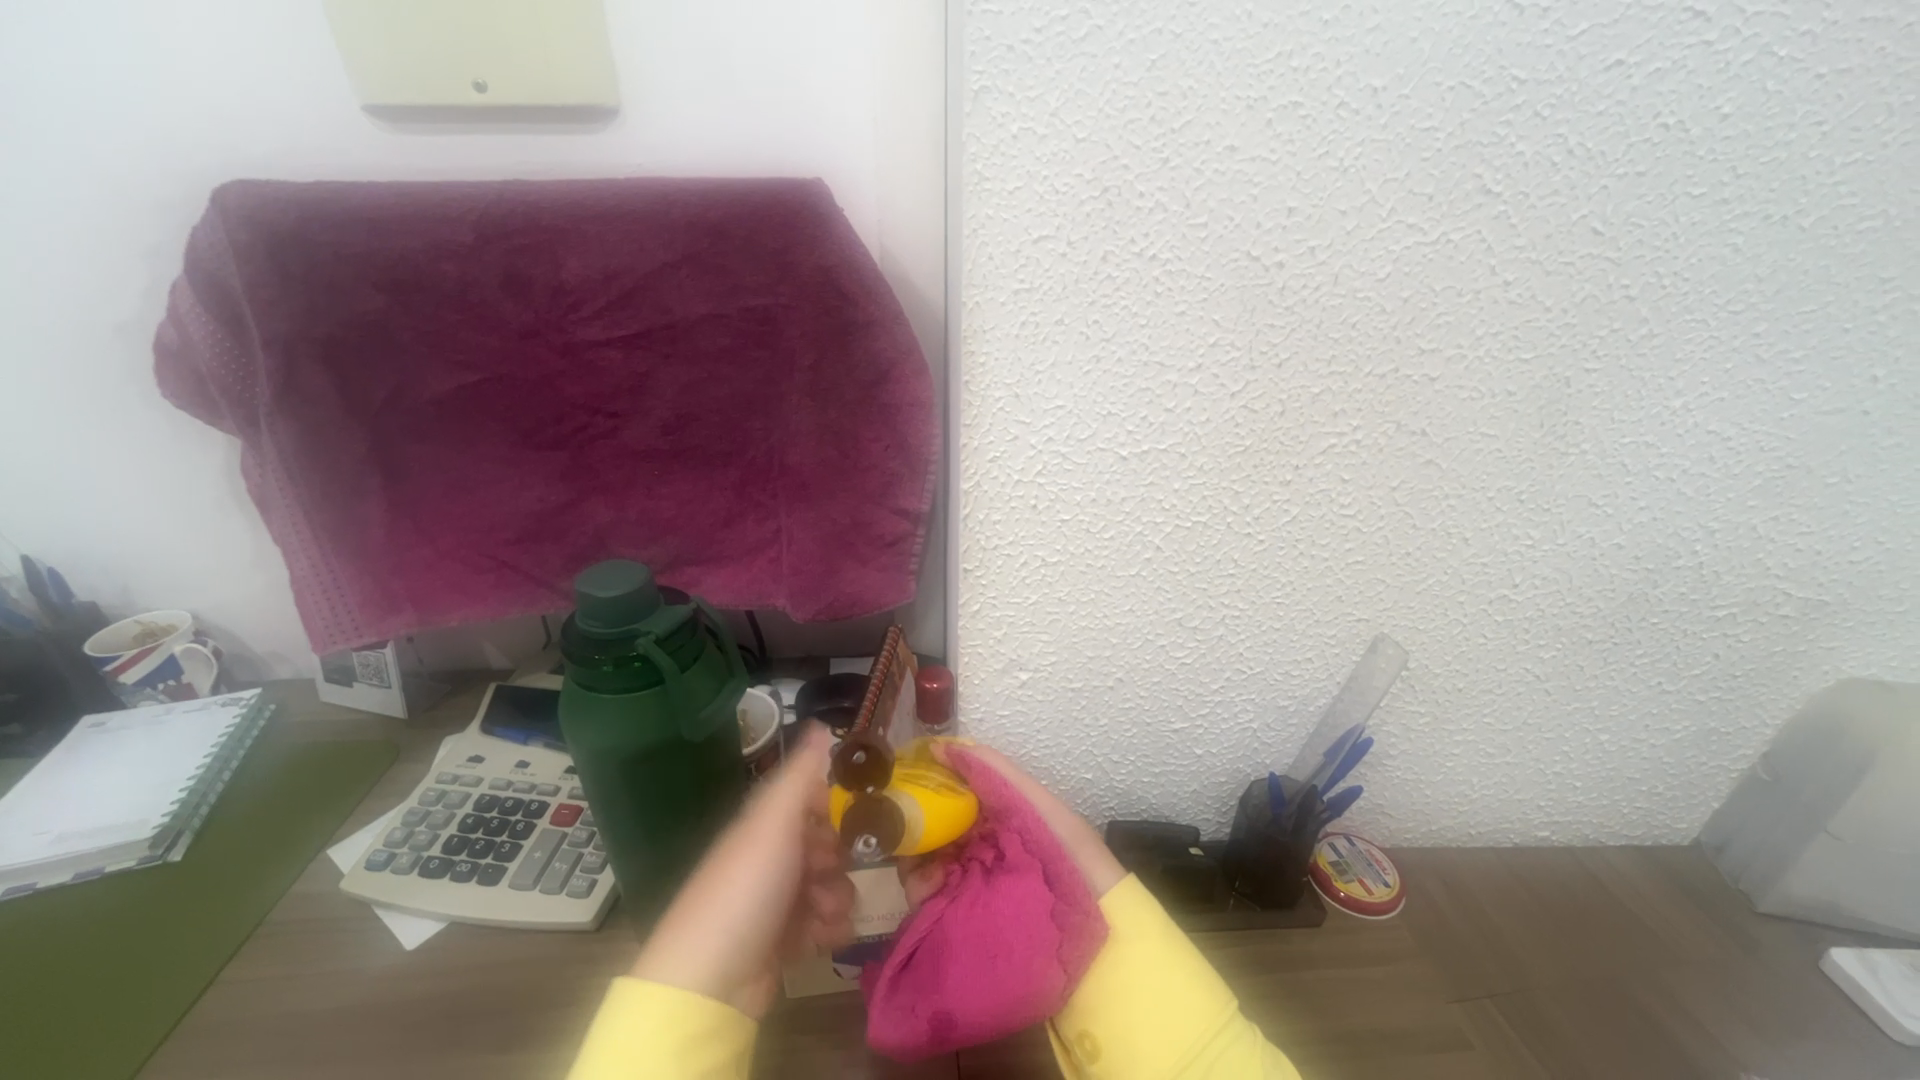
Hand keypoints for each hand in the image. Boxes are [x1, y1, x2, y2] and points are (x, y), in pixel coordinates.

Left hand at [629, 725, 853, 1018]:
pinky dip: (831, 930)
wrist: (710, 978)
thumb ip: (801, 775)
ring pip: (830, 886)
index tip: (848, 814)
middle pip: (824, 845)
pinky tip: (824, 936)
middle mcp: (770, 859)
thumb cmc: (745, 887)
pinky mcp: (785, 943)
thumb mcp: (774, 821)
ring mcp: (777, 903)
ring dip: (838, 896)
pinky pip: (824, 925)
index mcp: (764, 826)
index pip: (807, 801)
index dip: (831, 806)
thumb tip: (823, 724)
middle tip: (827, 869)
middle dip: (839, 857)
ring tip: (824, 912)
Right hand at [898, 741, 1128, 909]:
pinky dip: (921, 889)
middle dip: (916, 825)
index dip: (931, 786)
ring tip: (914, 864)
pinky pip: (930, 897)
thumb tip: (940, 744)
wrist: (1094, 939)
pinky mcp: (963, 918)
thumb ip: (995, 772)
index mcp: (1002, 817)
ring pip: (928, 861)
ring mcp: (972, 883)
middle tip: (901, 827)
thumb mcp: (1038, 806)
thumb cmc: (1069, 860)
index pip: (956, 795)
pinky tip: (924, 888)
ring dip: (915, 858)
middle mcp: (984, 846)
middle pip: (936, 828)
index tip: (907, 782)